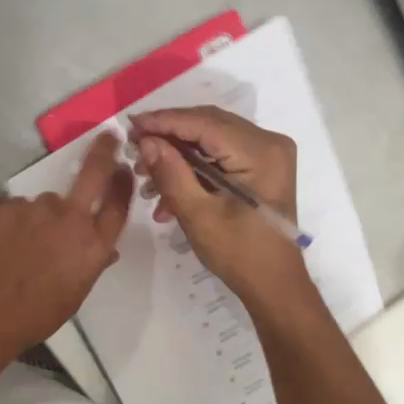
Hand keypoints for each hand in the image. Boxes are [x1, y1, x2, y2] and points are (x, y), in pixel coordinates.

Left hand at [0, 134, 133, 354]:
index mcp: (94, 246)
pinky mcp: (7, 208)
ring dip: (40, 217)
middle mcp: (70, 220)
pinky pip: (17, 210)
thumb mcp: (75, 294)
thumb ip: (91, 264)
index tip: (123, 169)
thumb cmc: (38, 315)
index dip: (123, 183)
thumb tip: (105, 250)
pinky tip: (5, 246)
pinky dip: (15, 223)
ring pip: (45, 202)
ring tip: (23, 247)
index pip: (118, 204)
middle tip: (106, 139)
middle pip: (93, 173)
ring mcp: (37, 210)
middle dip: (103, 152)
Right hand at [131, 108, 306, 299]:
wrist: (272, 282)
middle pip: (209, 125)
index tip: (131, 126)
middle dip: (169, 137)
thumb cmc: (239, 253)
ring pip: (212, 140)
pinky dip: (194, 169)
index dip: (165, 122)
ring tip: (147, 178)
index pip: (204, 123)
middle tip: (134, 148)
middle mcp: (268, 142)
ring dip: (178, 156)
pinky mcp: (260, 167)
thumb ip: (172, 174)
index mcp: (260, 152)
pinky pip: (220, 156)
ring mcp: (267, 154)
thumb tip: (146, 142)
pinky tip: (168, 193)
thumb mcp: (199, 215)